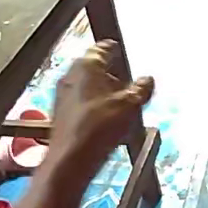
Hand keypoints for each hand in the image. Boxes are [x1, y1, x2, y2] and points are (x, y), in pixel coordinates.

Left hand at [44, 41, 152, 185]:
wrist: (70, 159)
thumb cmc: (99, 127)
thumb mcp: (129, 106)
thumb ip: (141, 89)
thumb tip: (148, 80)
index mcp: (86, 65)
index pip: (103, 48)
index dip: (115, 50)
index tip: (121, 52)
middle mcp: (70, 76)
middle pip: (94, 69)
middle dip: (111, 76)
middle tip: (127, 86)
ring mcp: (62, 95)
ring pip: (87, 87)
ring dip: (102, 93)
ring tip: (119, 107)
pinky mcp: (60, 114)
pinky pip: (81, 104)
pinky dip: (93, 108)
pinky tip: (104, 122)